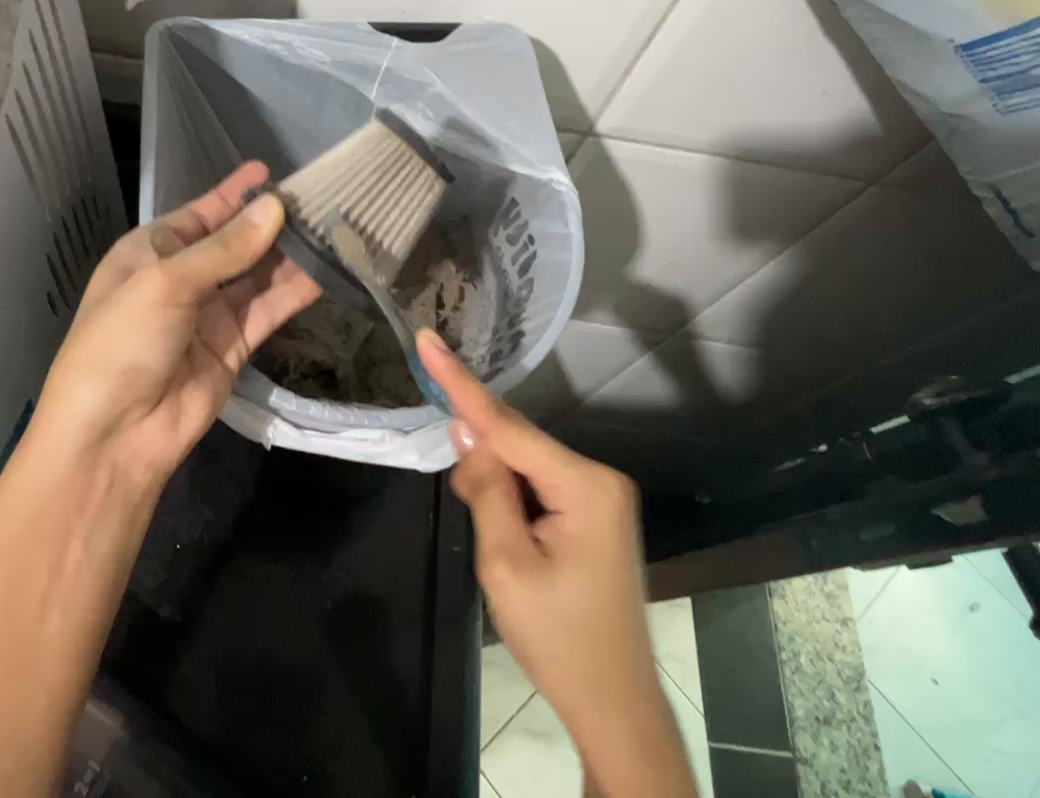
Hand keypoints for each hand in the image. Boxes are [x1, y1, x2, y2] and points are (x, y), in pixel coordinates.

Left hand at [28, 162, 320, 481]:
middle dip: (271, 223)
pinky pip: (269, 310)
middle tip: (321, 199)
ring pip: (258, 275)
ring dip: (290, 255)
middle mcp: (182, 278)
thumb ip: (225, 249)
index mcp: (151, 252)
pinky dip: (295, 291)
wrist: (114, 434)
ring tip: (333, 228)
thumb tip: (275, 207)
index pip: (200, 213)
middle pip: (235, 242)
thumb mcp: (165, 283)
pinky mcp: (235, 346)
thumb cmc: (122, 343)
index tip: (271, 170)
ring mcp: (210, 313)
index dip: (234, 194)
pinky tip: (327, 270)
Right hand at [416, 331, 657, 759]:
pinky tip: (504, 531)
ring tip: (496, 547)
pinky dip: (510, 497)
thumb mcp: (505, 563)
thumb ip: (486, 488)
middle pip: (518, 443)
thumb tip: (467, 430)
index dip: (461, 383)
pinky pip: (538, 485)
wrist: (611, 699)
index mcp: (584, 485)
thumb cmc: (555, 636)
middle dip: (479, 456)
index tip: (428, 340)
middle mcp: (597, 478)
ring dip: (494, 486)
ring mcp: (599, 495)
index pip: (509, 425)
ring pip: (525, 466)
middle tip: (474, 516)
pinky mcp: (591, 514)